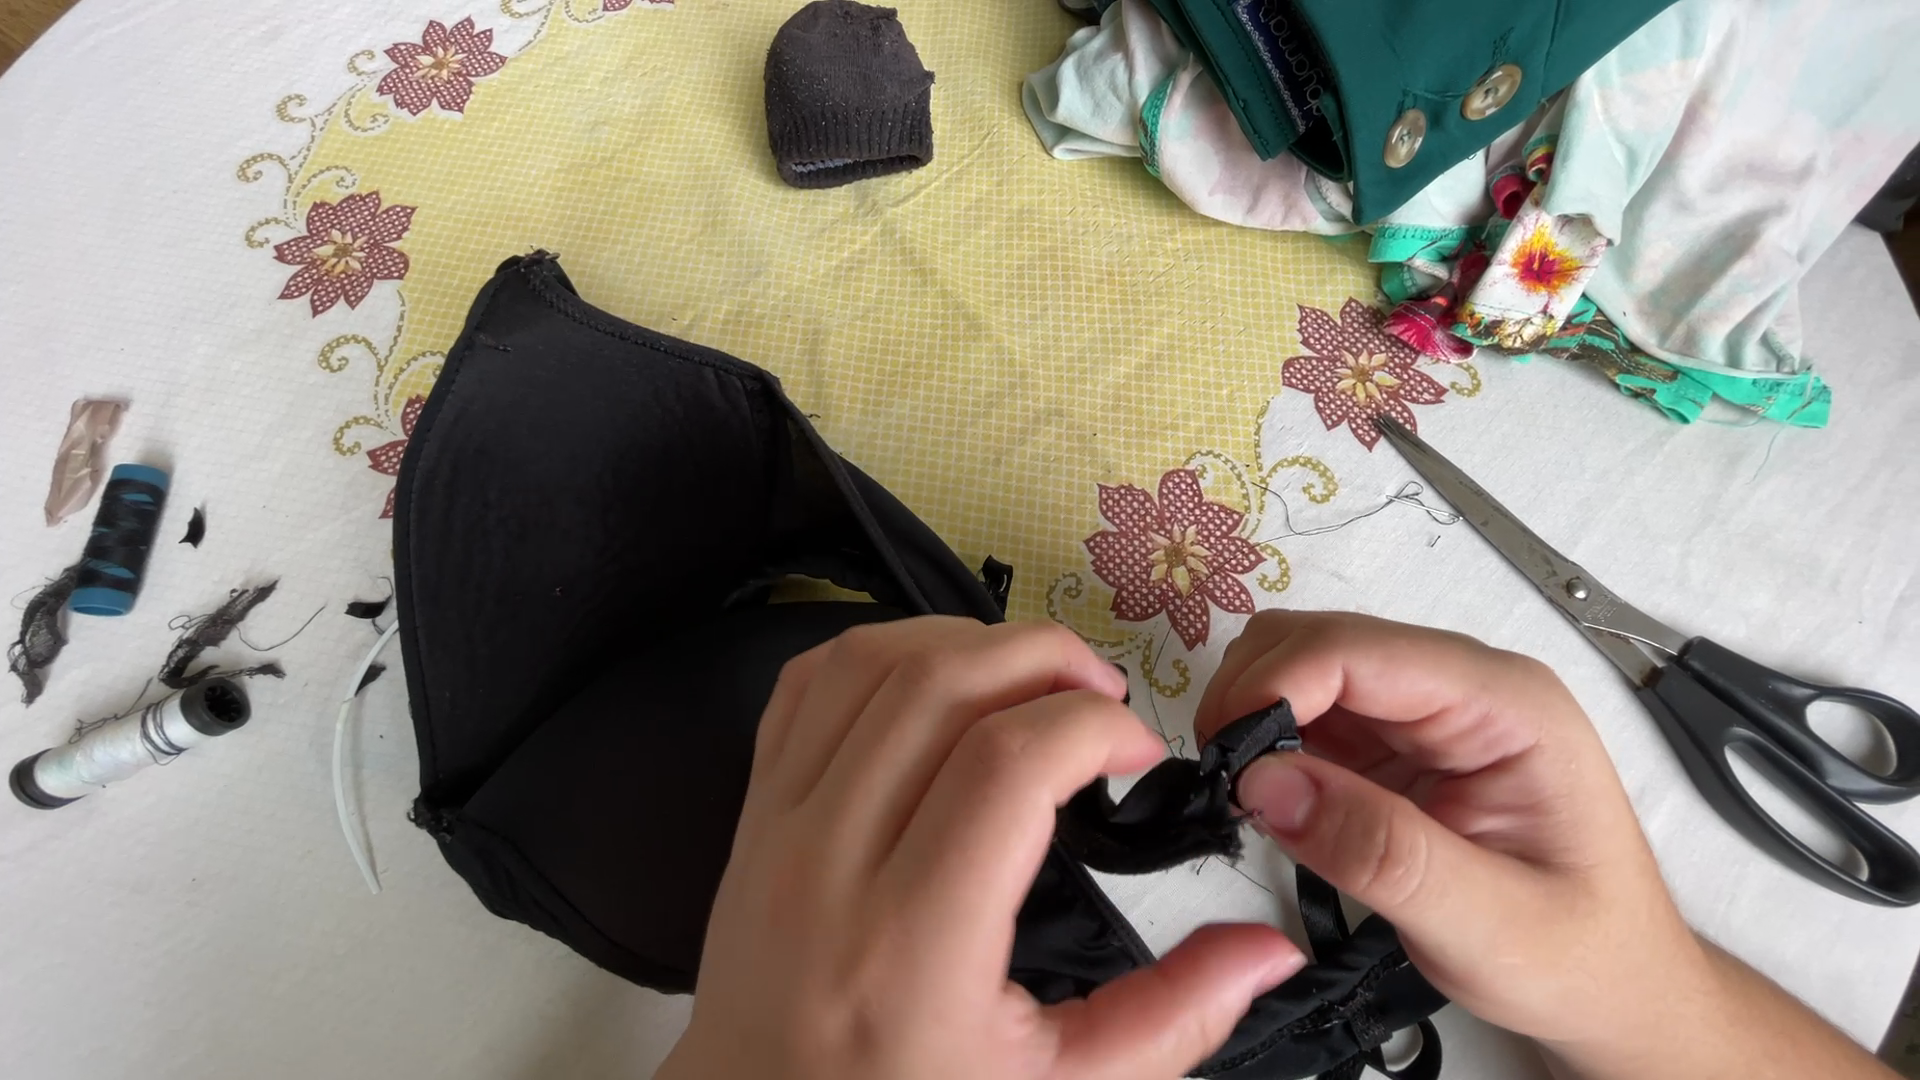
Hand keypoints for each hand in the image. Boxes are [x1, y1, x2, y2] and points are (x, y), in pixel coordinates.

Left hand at [657, 617, 1305, 1079]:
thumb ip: (1171, 1019)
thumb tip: (1264, 948)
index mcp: (911, 948)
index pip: (1007, 765)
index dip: (1093, 726)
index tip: (1137, 749)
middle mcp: (829, 864)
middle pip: (941, 685)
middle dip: (1043, 656)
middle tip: (1096, 692)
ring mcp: (777, 821)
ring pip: (872, 663)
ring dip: (967, 638)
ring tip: (1027, 673)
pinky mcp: (754, 802)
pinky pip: (809, 679)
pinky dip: (884, 649)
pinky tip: (938, 674)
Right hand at [1194, 611, 1894, 1079]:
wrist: (1611, 986)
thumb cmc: (1578, 961)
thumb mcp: (1492, 928)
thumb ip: (1379, 852)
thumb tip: (1259, 782)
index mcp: (1499, 703)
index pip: (1356, 650)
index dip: (1275, 684)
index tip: (1226, 754)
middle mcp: (1451, 680)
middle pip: (1314, 638)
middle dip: (1251, 692)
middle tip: (1225, 773)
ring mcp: (1411, 701)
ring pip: (1292, 658)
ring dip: (1248, 708)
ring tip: (1244, 783)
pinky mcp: (1379, 729)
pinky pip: (1295, 702)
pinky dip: (1258, 732)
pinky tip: (1266, 785)